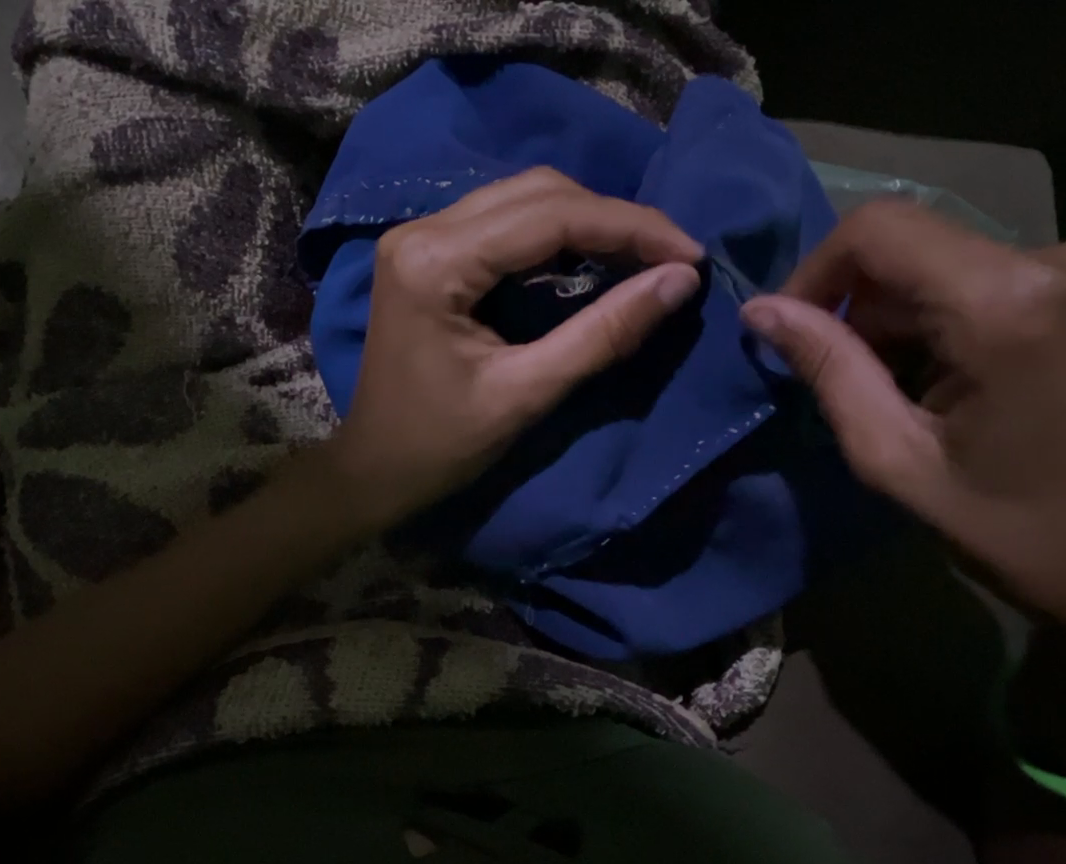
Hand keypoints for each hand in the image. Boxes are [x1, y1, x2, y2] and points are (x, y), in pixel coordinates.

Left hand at [318, 167, 702, 530]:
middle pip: (538, 192)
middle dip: (613, 219)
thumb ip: (602, 334)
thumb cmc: (441, 445)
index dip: (630, 228)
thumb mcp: (526, 394)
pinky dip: (556, 237)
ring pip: (523, 199)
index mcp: (435, 262)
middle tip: (671, 260)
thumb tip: (680, 281)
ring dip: (588, 222)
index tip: (690, 255)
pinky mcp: (428, 253)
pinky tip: (593, 261)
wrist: (375, 469)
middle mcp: (422, 230)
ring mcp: (420, 237)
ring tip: (643, 259)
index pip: (550, 216)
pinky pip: (505, 223)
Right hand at [741, 202, 1065, 782]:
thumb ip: (829, 370)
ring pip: (958, 264)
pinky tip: (963, 385)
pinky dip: (958, 321)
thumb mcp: (896, 459)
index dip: (815, 271)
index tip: (793, 333)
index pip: (879, 229)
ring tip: (913, 399)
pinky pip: (1003, 278)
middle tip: (852, 387)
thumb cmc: (1014, 533)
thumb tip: (759, 311)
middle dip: (864, 310)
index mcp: (1013, 302)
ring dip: (910, 321)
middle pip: (920, 247)